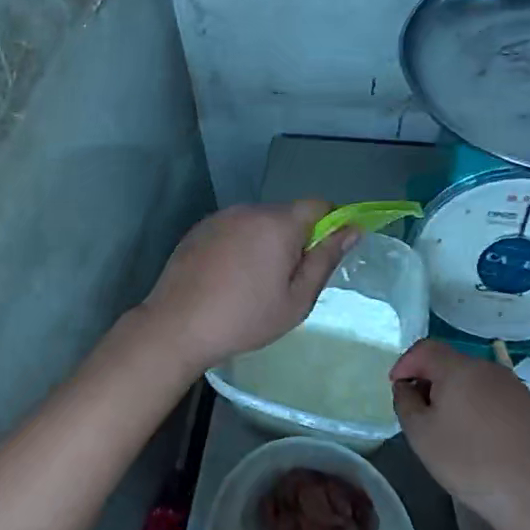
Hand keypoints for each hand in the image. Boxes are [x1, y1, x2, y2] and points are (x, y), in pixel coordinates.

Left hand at [136, 201, 358, 371]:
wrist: (177, 324)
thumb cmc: (244, 318)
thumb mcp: (296, 298)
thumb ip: (325, 259)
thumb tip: (352, 230)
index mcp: (277, 223)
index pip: (318, 205)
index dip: (328, 226)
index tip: (321, 257)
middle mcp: (247, 210)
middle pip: (285, 213)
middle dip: (293, 238)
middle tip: (285, 280)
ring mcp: (218, 218)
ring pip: (256, 222)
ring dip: (264, 241)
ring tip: (252, 282)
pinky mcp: (198, 230)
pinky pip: (231, 229)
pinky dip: (238, 245)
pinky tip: (226, 278)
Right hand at [390, 340, 529, 529]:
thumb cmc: (469, 462)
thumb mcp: (419, 432)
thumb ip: (404, 400)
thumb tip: (408, 386)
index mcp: (460, 368)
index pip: (425, 348)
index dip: (405, 364)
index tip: (397, 389)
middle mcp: (490, 369)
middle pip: (450, 362)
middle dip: (429, 380)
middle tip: (419, 410)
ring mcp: (516, 389)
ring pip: (473, 380)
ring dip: (454, 394)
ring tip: (448, 426)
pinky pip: (494, 396)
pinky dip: (477, 407)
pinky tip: (477, 437)